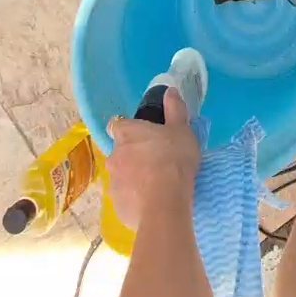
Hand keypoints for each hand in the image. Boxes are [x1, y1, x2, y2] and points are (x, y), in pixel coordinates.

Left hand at [105, 88, 200, 229]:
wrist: (165, 205)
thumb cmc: (174, 160)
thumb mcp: (182, 129)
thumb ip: (175, 109)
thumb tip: (169, 91)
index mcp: (127, 134)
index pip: (117, 125)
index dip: (128, 129)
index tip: (143, 135)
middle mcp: (114, 156)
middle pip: (120, 151)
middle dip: (133, 154)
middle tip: (155, 159)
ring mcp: (113, 183)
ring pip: (122, 175)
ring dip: (134, 176)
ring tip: (156, 183)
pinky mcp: (117, 206)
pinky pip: (126, 197)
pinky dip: (135, 197)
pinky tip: (152, 201)